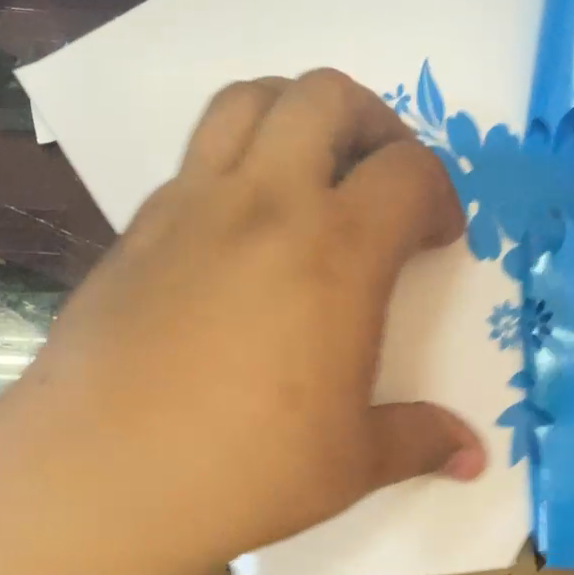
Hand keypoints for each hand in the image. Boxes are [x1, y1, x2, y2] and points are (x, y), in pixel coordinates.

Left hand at [0, 69, 482, 574]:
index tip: (437, 238)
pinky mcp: (136, 230)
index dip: (439, 194)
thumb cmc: (244, 471)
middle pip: (326, 97)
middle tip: (380, 178)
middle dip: (372, 121)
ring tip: (307, 171)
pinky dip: (231, 167)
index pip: (409, 171)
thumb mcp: (350, 464)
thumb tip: (472, 456)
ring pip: (246, 102)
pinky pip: (192, 162)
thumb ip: (418, 442)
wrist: (101, 477)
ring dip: (292, 115)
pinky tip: (234, 237)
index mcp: (337, 250)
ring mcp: (190, 208)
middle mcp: (265, 204)